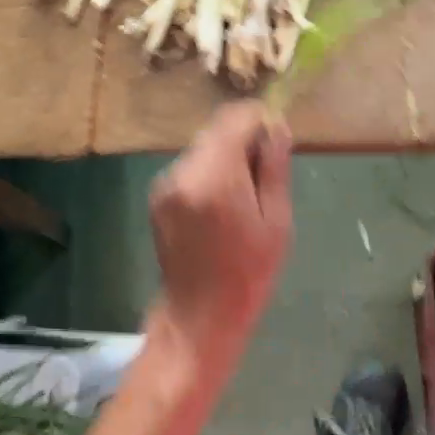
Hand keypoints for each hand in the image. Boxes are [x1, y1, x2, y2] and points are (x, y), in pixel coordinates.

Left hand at [146, 102, 293, 366]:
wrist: (198, 316)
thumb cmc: (248, 272)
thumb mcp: (277, 221)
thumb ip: (274, 167)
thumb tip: (277, 126)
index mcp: (215, 176)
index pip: (235, 117)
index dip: (259, 121)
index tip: (276, 141)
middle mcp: (184, 171)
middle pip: (217, 130)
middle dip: (243, 141)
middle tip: (263, 177)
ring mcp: (165, 183)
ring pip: (203, 148)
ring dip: (225, 158)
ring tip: (242, 199)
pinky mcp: (157, 195)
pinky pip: (189, 168)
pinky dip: (208, 174)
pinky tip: (219, 209)